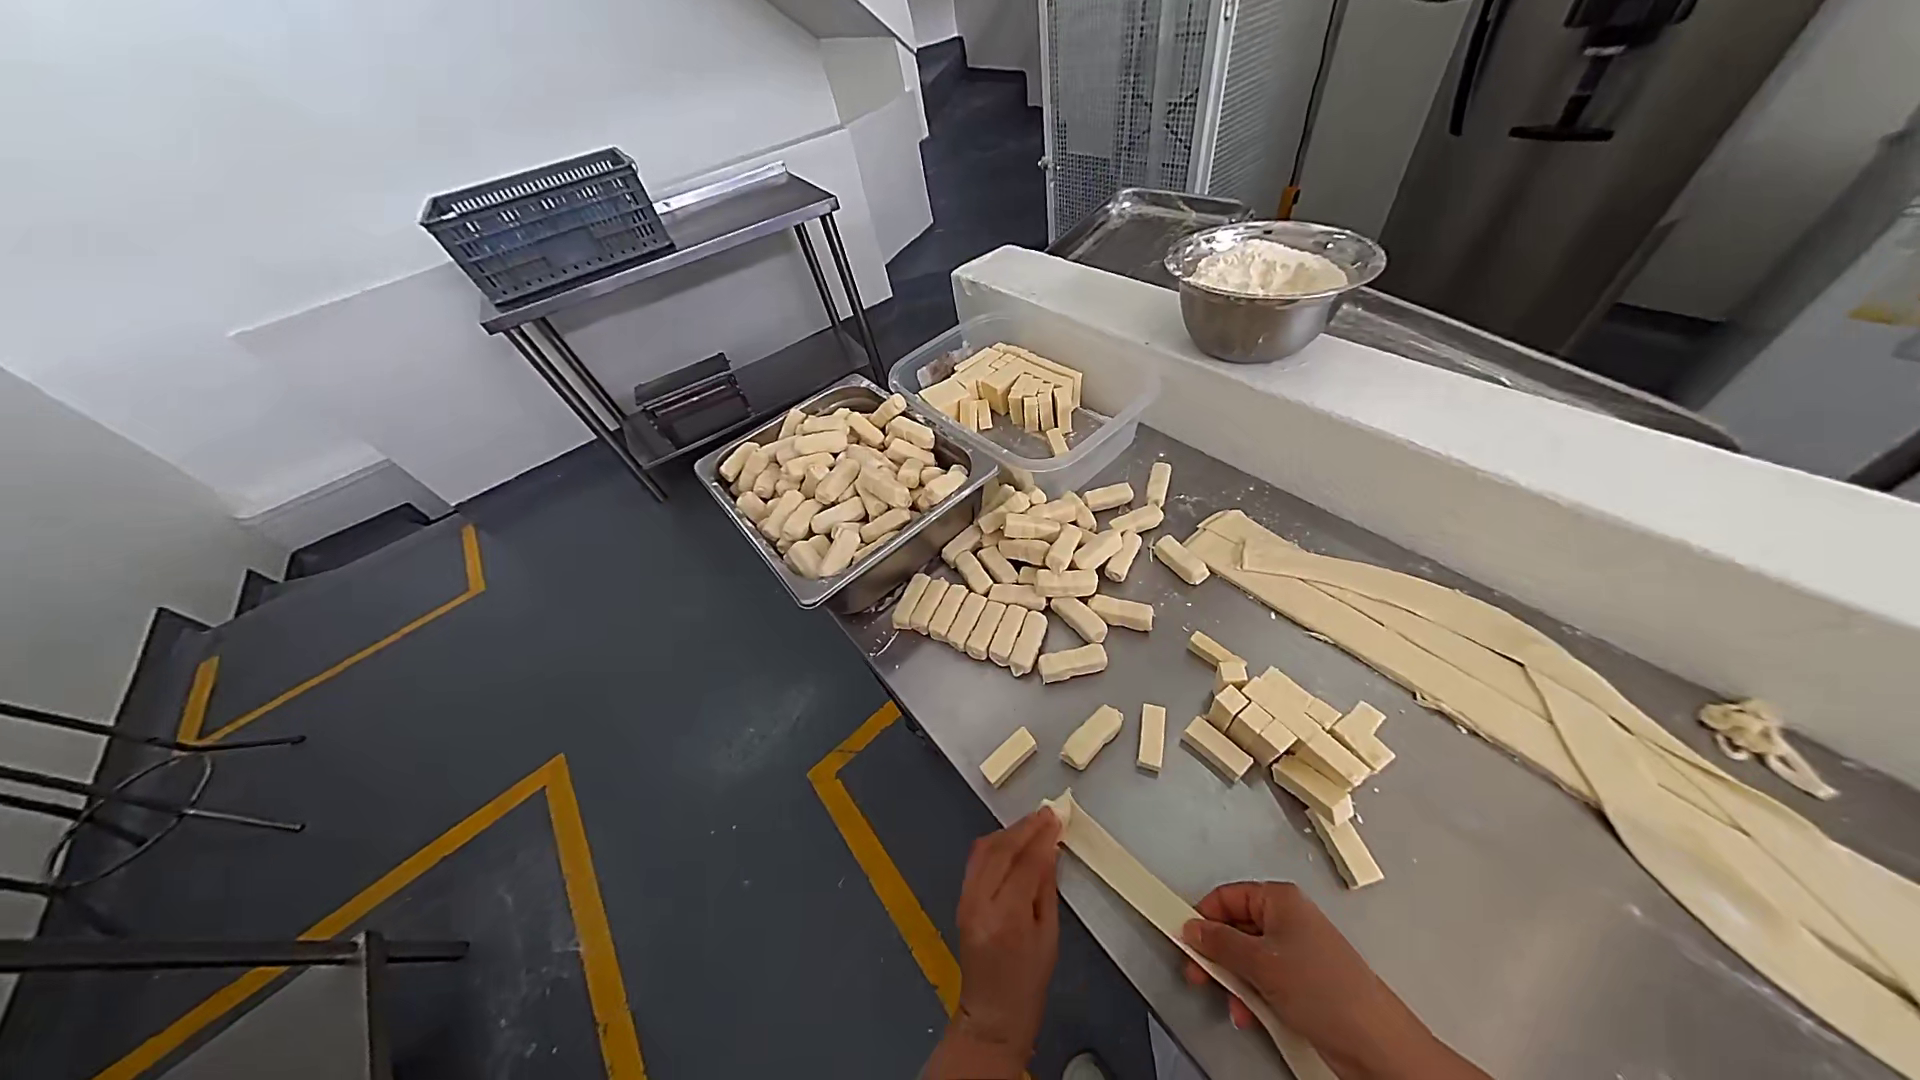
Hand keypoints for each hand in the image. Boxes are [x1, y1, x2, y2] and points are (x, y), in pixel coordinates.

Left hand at [922, 807, 1061, 1078]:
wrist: (991, 1014)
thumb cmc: (1029, 983)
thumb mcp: (1048, 935)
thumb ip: (1045, 887)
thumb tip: (1049, 849)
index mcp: (1006, 918)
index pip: (1024, 864)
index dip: (1041, 837)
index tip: (1056, 818)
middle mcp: (979, 902)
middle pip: (1000, 850)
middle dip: (1025, 828)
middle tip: (1046, 814)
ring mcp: (965, 899)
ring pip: (984, 850)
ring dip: (1008, 832)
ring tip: (1032, 823)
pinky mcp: (960, 898)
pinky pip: (976, 861)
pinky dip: (995, 845)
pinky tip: (1012, 840)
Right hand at [1181, 882, 1487, 1079]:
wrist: (1378, 1048)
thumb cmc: (1327, 992)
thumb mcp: (1260, 963)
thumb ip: (1219, 942)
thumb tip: (1192, 928)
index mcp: (1281, 900)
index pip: (1227, 897)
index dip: (1203, 916)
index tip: (1185, 936)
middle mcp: (1289, 921)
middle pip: (1235, 928)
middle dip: (1217, 954)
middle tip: (1198, 973)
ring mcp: (1298, 954)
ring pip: (1248, 958)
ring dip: (1234, 981)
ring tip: (1233, 1002)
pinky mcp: (1304, 984)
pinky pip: (1264, 981)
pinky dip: (1252, 996)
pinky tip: (1251, 1014)